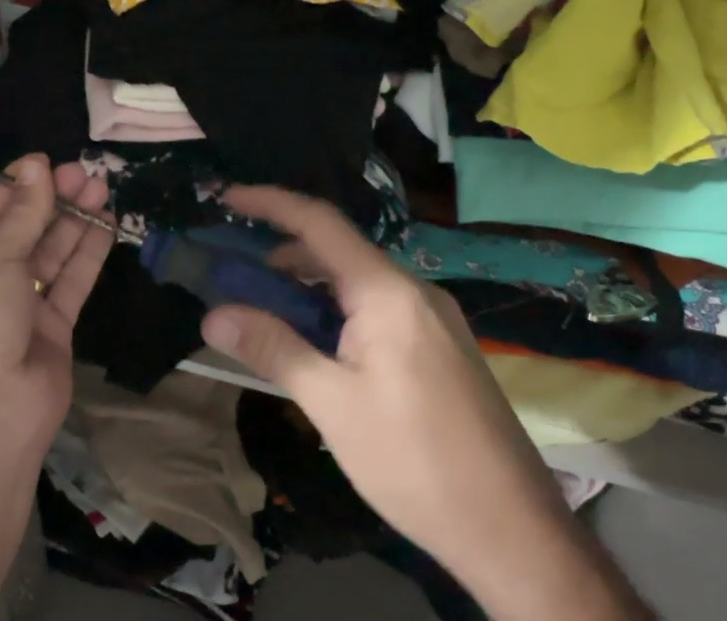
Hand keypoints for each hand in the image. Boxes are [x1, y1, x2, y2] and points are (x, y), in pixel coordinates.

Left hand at [0, 153, 112, 456]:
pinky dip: (89, 253)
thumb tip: (35, 166)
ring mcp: (22, 304)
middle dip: (52, 200)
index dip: (17, 186)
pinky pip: (72, 281)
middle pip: (24, 228)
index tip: (48, 164)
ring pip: (52, 252)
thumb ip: (22, 215)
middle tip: (85, 174)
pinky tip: (107, 224)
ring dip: (74, 220)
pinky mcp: (54, 325)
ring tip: (101, 188)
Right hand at [199, 188, 647, 618]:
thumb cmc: (414, 460)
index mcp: (388, 293)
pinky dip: (336, 314)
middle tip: (232, 278)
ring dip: (308, 290)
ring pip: (358, 284)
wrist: (512, 529)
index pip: (320, 223)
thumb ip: (273, 349)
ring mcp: (433, 321)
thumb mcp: (332, 404)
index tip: (226, 197)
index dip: (269, 203)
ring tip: (264, 319)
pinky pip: (378, 311)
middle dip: (280, 256)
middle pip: (338, 251)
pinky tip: (315, 348)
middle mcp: (415, 292)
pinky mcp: (441, 349)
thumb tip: (214, 315)